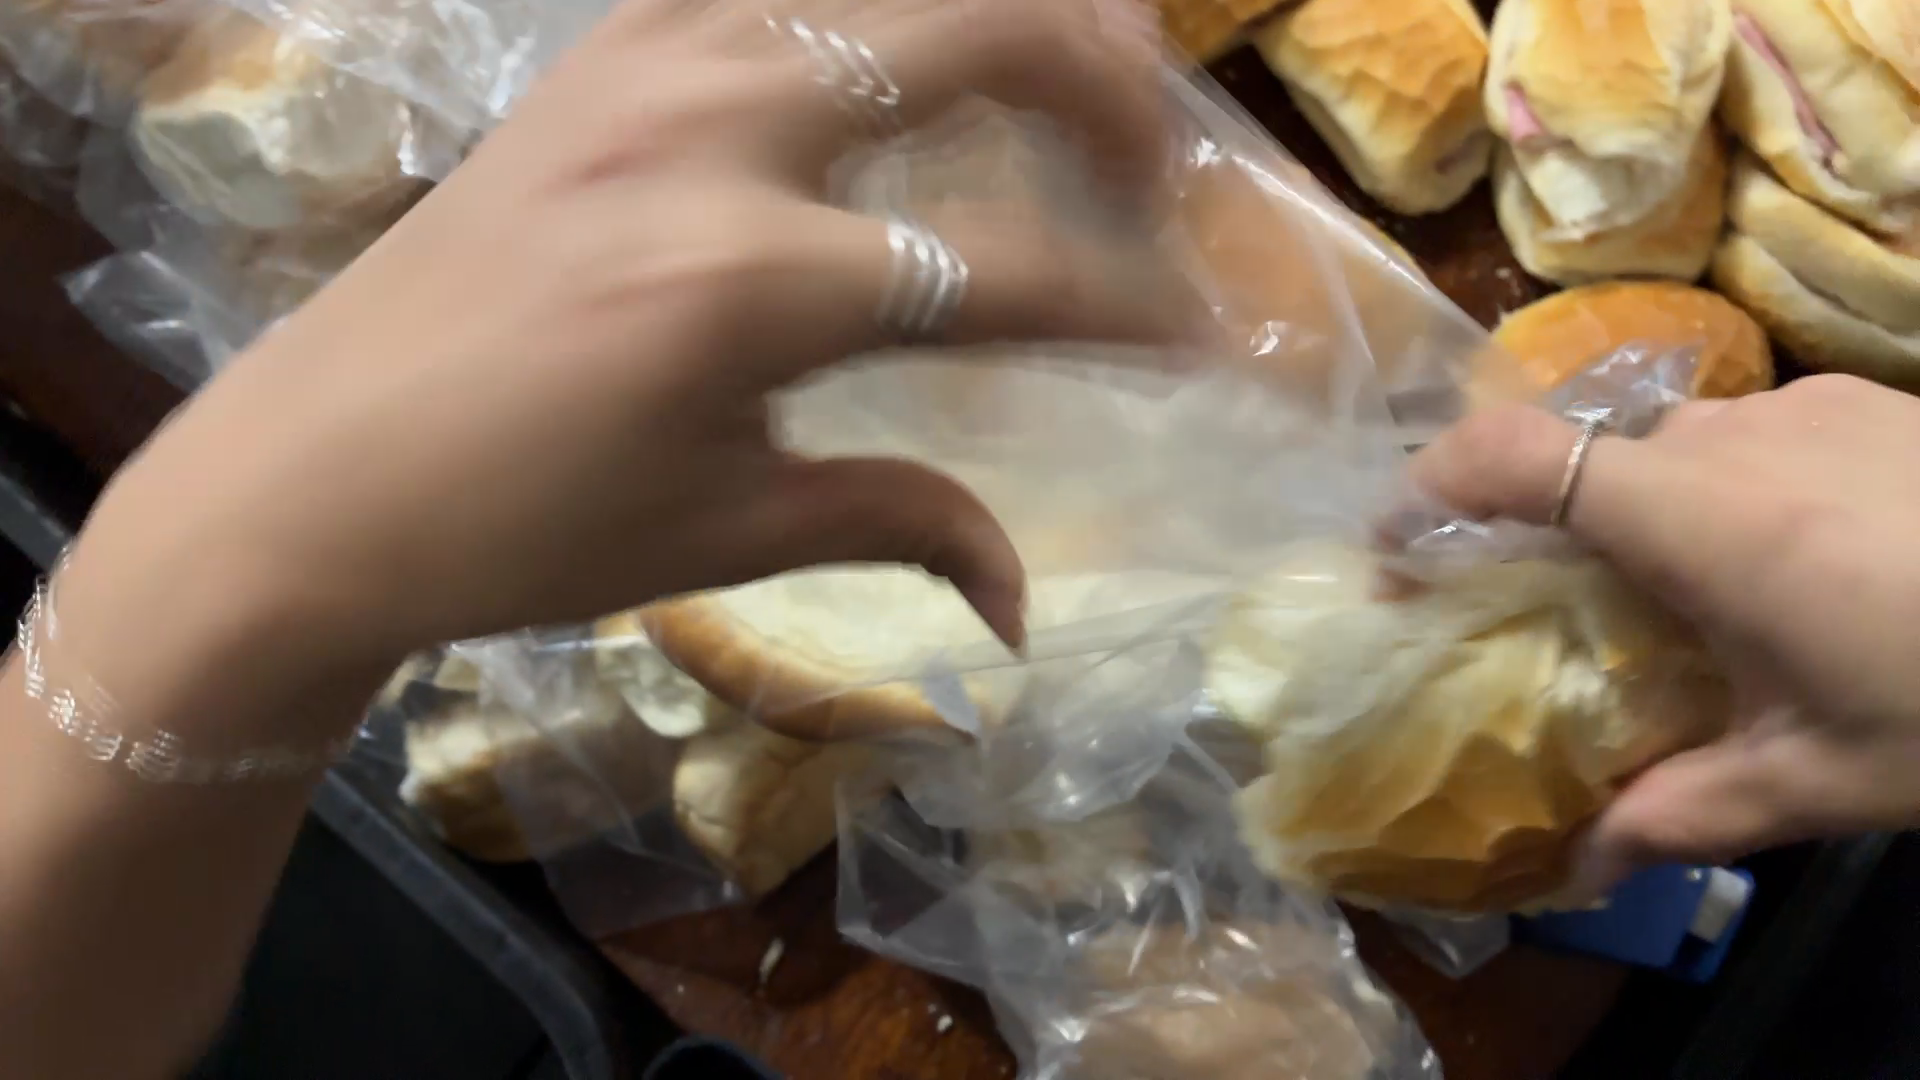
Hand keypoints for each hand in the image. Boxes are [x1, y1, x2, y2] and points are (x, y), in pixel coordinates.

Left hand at [71, 0, 1195, 682]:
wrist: (318, 481)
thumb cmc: (532, 532)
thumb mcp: (736, 533)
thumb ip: (907, 528)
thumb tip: (1024, 606)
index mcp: (752, 279)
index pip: (1004, 271)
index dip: (1123, 308)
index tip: (1200, 337)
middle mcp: (715, 125)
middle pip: (980, 36)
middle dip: (1107, 97)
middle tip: (1161, 172)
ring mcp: (652, 62)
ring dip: (1012, 26)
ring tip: (1082, 98)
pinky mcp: (607, 56)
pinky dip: (891, 27)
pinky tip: (924, 81)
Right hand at [1411, 375, 1919, 877]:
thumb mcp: (1829, 778)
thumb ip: (1683, 811)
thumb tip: (1570, 864)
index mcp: (1698, 517)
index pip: (1502, 455)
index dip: (1421, 487)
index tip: (1393, 549)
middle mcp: (1725, 439)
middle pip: (1568, 466)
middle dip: (1531, 527)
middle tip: (1553, 603)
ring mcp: (1798, 408)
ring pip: (1650, 454)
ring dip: (1628, 514)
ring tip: (1684, 593)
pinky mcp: (1858, 402)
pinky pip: (1728, 442)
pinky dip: (1706, 494)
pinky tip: (1786, 559)